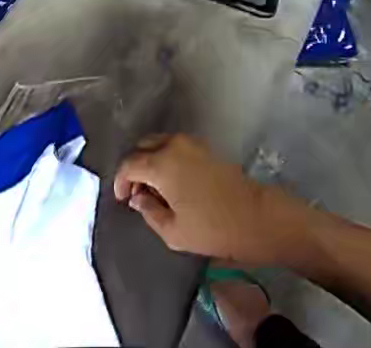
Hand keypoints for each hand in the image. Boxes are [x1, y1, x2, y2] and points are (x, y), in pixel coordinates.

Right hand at [113, 134, 315, 267]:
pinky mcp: (205, 146)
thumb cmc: (209, 227)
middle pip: (144, 145)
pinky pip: (176, 145)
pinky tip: (170, 182)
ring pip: (160, 142)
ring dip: (150, 160)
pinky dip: (166, 157)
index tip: (121, 200)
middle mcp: (175, 144)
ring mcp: (192, 142)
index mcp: (162, 163)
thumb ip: (148, 210)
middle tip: (135, 193)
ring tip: (153, 190)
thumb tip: (137, 197)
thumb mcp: (171, 229)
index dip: (120, 181)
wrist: (250, 214)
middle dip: (134, 166)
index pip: (129, 163)